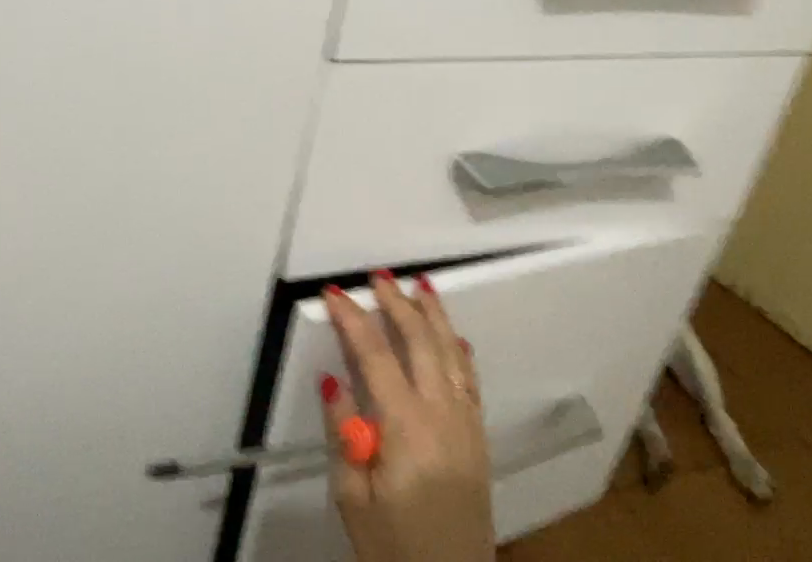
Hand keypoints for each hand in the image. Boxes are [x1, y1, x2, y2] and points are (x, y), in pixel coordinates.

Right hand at [321, 272, 495, 561]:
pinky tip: (453, 336)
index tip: (335, 293)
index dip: (353, 320)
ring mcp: (465, 422)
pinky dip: (459, 350)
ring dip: (434, 315)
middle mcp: (442, 413)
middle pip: (420, 342)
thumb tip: (334, 380)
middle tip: (378, 276)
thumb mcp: (353, 497)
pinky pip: (470, 379)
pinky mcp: (478, 436)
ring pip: (450, 352)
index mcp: (406, 426)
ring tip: (421, 284)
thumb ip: (345, 433)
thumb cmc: (394, 546)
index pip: (375, 356)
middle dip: (398, 303)